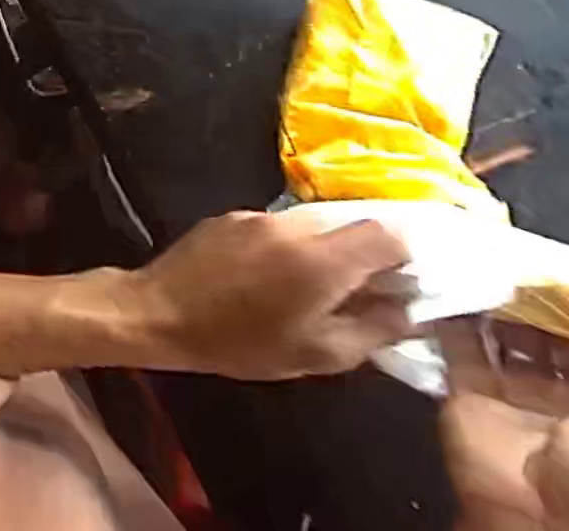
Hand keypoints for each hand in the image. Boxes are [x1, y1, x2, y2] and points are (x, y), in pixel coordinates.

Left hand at [125, 210, 412, 379]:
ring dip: (321, 251)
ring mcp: (250, 217)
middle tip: (360, 291)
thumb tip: (408, 307)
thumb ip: (377, 327)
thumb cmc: (240, 340)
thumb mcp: (321, 352)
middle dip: (362, 255)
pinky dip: (285, 246)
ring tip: (309, 288)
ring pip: (307, 225)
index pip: (387, 232)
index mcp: (318, 256)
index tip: (404, 284)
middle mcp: (286, 225)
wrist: (159, 310)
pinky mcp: (224, 218)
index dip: (406, 256)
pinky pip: (271, 227)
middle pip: (346, 224)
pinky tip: (269, 276)